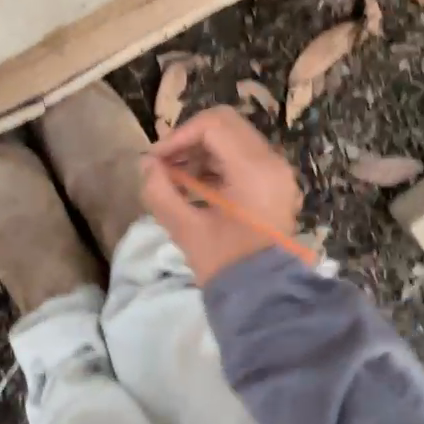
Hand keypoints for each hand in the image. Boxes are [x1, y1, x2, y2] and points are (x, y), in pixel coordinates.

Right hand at [140, 106, 302, 283]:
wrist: (266, 300)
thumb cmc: (226, 265)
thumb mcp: (187, 229)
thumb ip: (161, 191)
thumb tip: (146, 164)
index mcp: (254, 170)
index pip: (212, 126)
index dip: (178, 136)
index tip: (156, 159)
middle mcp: (272, 162)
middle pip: (225, 124)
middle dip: (189, 139)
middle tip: (164, 163)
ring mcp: (277, 172)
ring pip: (234, 137)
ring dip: (201, 150)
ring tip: (175, 177)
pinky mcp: (275, 184)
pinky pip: (243, 156)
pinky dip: (217, 162)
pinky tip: (195, 186)